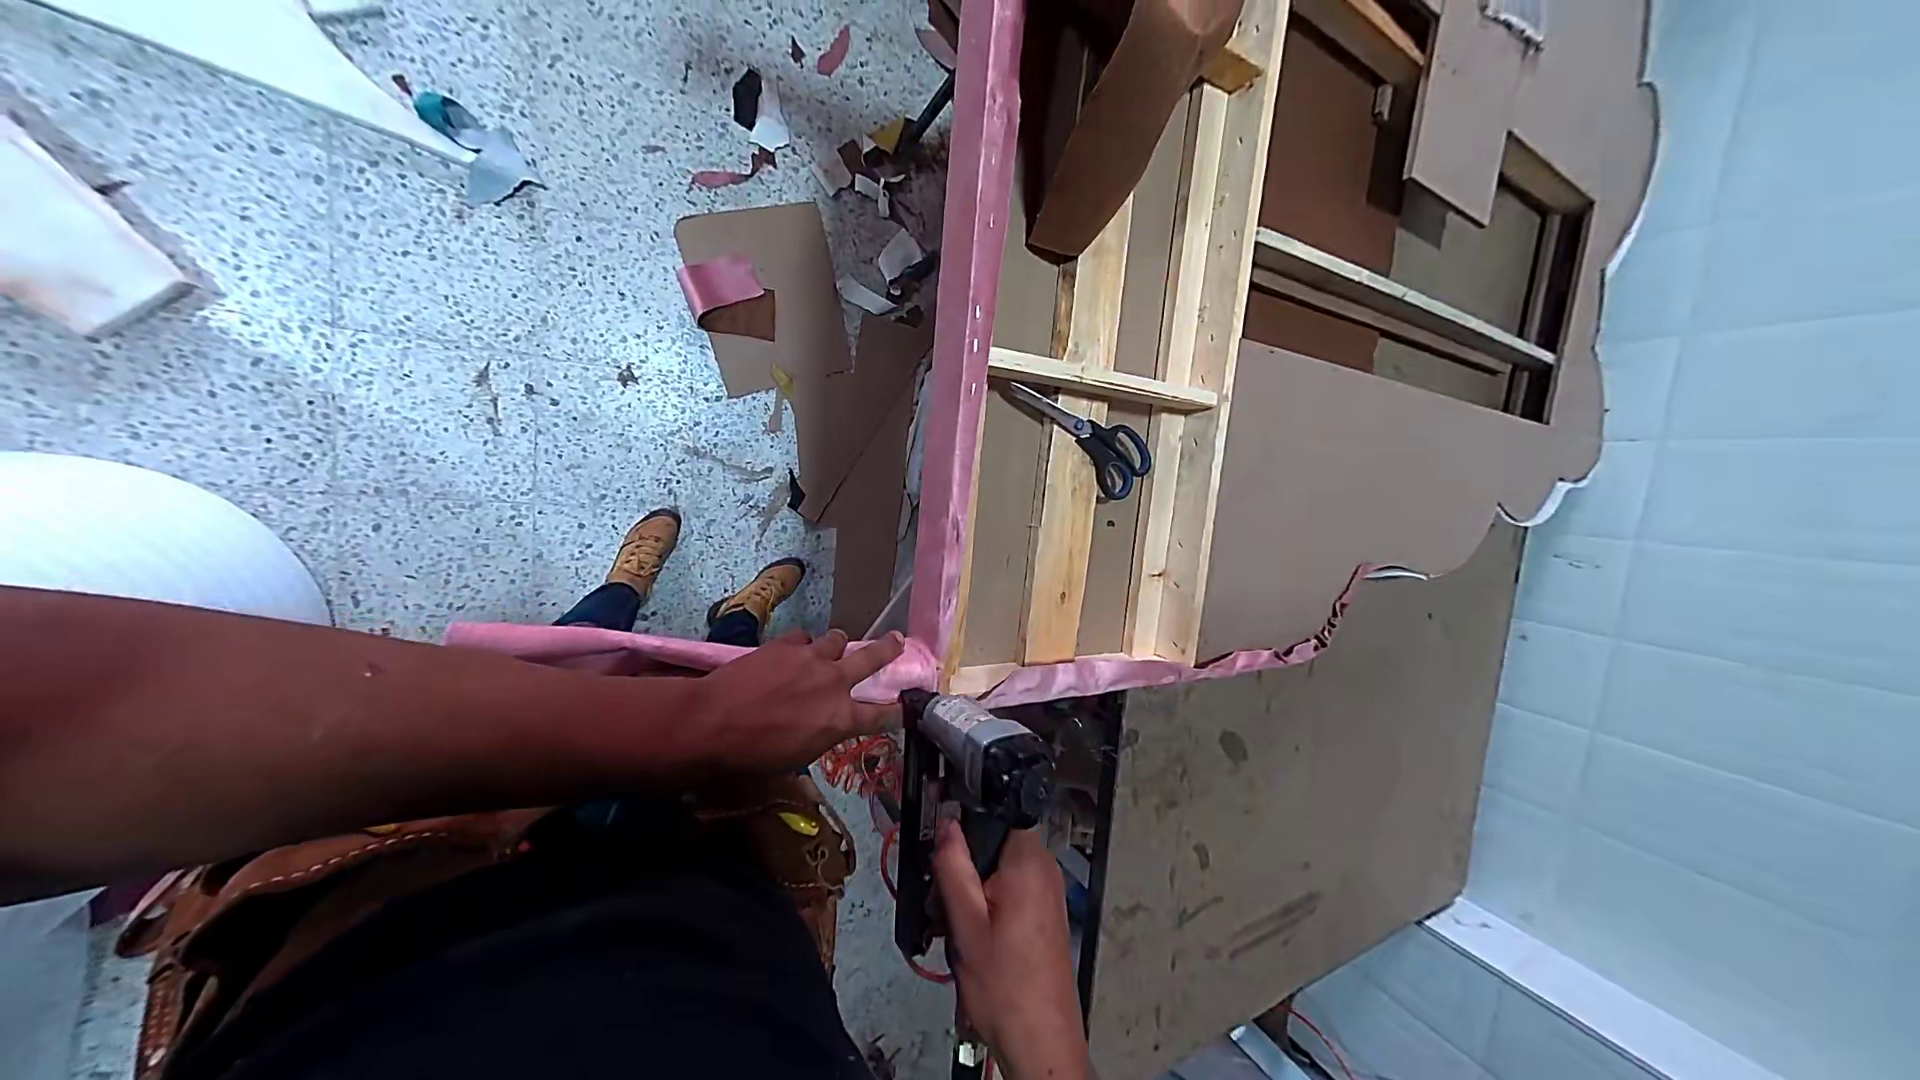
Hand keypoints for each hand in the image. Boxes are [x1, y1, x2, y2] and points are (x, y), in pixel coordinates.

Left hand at [686, 629, 903, 771]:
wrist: (712, 722)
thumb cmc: (754, 754)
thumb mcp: (799, 756)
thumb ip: (823, 733)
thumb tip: (826, 724)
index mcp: (841, 719)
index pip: (883, 714)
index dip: (899, 710)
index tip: (908, 705)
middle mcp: (834, 683)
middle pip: (873, 658)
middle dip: (888, 649)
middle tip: (897, 640)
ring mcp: (811, 658)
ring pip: (838, 640)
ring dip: (837, 645)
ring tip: (833, 646)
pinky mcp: (787, 644)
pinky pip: (804, 638)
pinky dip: (803, 645)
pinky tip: (793, 652)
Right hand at [934, 820, 1089, 1079]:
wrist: (1040, 1042)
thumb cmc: (1008, 991)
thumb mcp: (966, 924)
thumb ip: (953, 867)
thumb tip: (947, 825)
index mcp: (1028, 862)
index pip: (996, 811)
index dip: (965, 821)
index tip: (944, 844)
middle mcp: (1044, 869)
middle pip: (994, 841)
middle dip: (965, 864)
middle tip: (946, 900)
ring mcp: (1047, 890)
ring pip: (998, 867)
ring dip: (973, 889)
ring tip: (960, 926)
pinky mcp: (1045, 911)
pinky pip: (1010, 888)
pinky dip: (988, 904)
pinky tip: (977, 936)